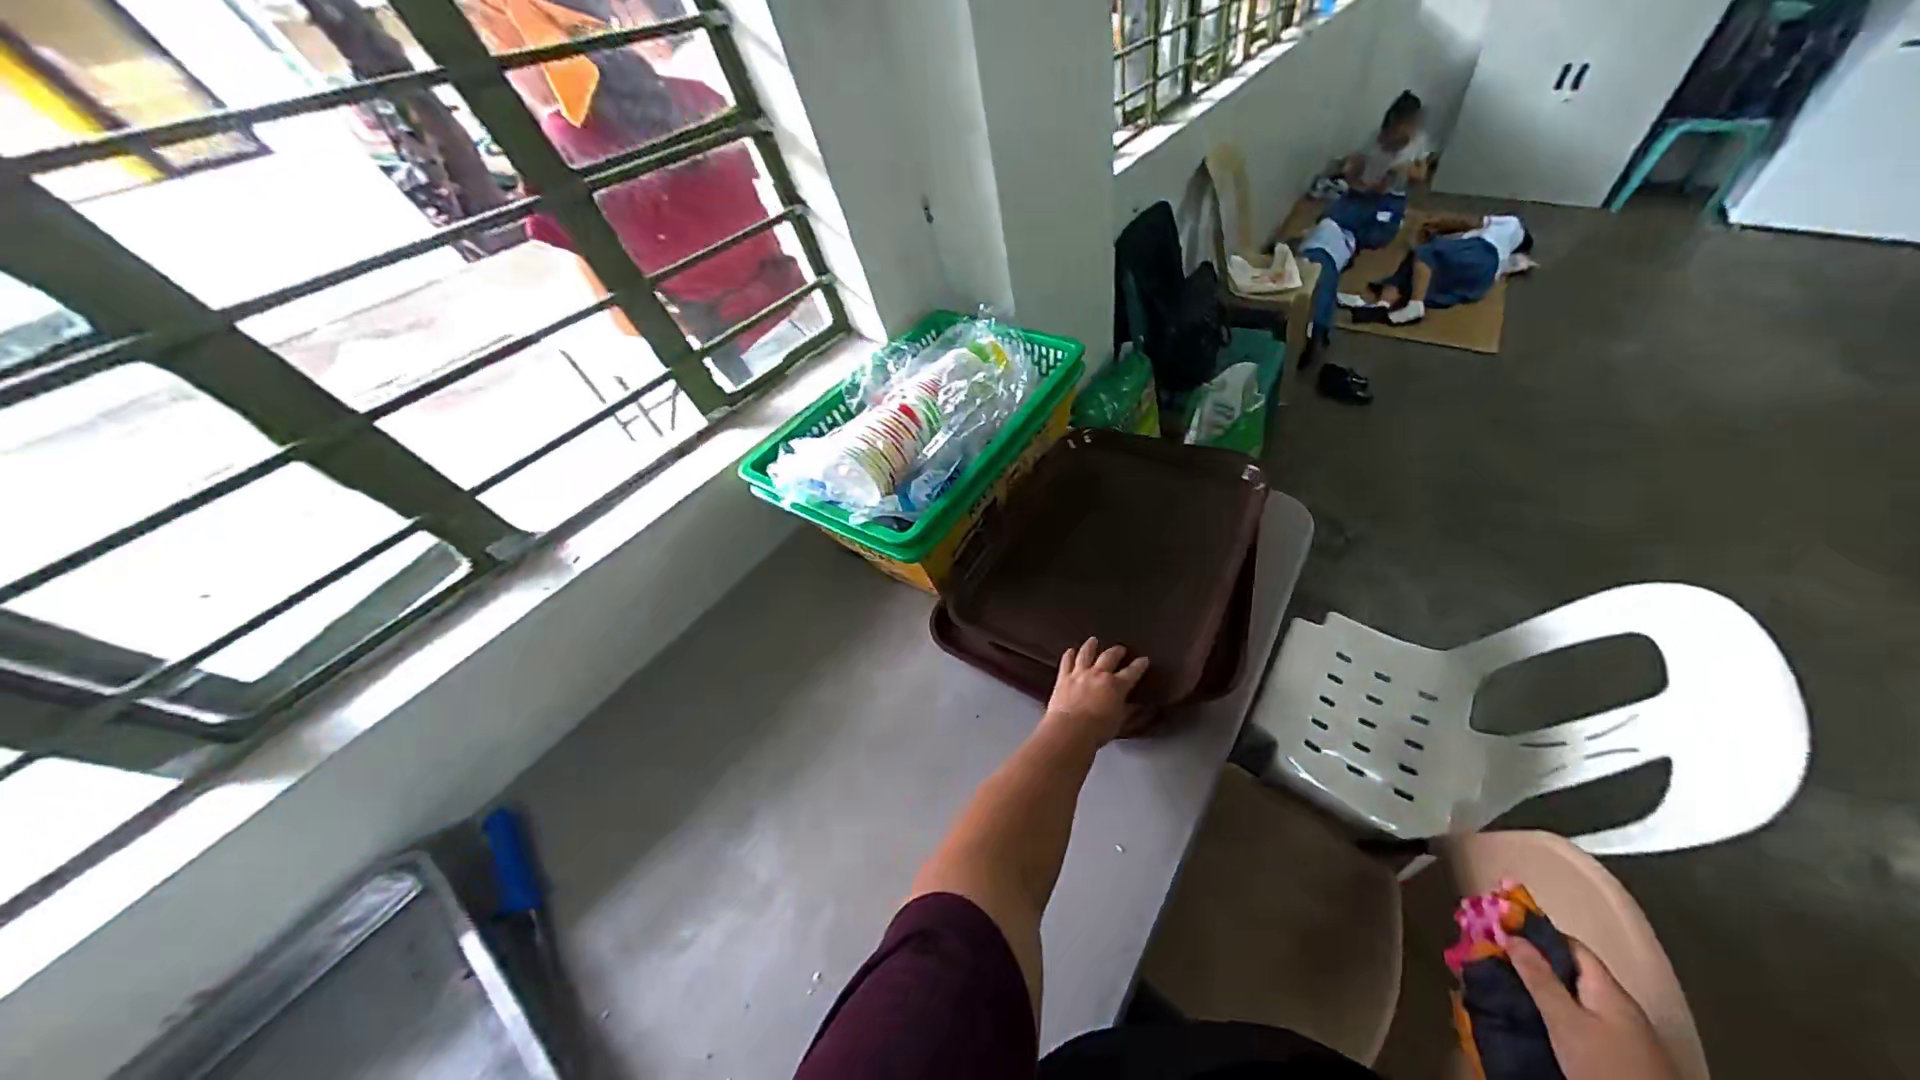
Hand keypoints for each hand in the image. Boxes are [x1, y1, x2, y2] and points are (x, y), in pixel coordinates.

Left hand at [1042, 638, 1148, 747]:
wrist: (1070, 729)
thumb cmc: (1097, 729)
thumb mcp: (1119, 722)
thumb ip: (1129, 712)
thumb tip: (1138, 707)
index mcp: (1116, 686)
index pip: (1132, 672)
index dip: (1139, 665)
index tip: (1144, 659)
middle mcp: (1098, 675)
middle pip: (1109, 657)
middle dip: (1116, 651)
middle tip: (1120, 648)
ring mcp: (1080, 674)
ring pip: (1086, 654)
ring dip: (1090, 646)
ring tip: (1093, 640)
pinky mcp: (1063, 678)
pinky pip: (1067, 662)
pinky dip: (1069, 655)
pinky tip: (1070, 650)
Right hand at [1508, 936, 1679, 1079]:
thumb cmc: (1605, 1067)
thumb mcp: (1566, 1022)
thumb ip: (1539, 978)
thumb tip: (1512, 934)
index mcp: (1609, 991)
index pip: (1572, 946)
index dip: (1538, 934)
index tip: (1502, 929)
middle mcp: (1618, 1006)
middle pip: (1573, 971)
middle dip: (1535, 961)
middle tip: (1496, 956)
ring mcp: (1622, 1032)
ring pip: (1575, 996)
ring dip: (1543, 986)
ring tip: (1507, 983)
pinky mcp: (1618, 1053)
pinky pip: (1580, 1018)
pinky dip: (1555, 1009)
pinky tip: (1535, 1016)